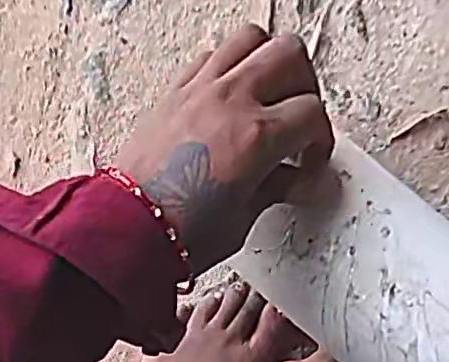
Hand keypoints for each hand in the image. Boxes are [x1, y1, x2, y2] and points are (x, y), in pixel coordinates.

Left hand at [112, 25, 334, 272]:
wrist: (129, 233)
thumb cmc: (178, 235)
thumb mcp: (240, 221)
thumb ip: (274, 190)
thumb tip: (295, 180)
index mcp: (256, 137)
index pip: (312, 116)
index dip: (319, 142)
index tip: (309, 164)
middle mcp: (231, 101)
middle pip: (291, 57)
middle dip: (304, 89)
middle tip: (299, 122)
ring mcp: (200, 91)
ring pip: (252, 40)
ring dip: (269, 63)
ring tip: (268, 97)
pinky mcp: (173, 94)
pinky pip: (211, 56)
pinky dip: (229, 68)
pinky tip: (228, 99)